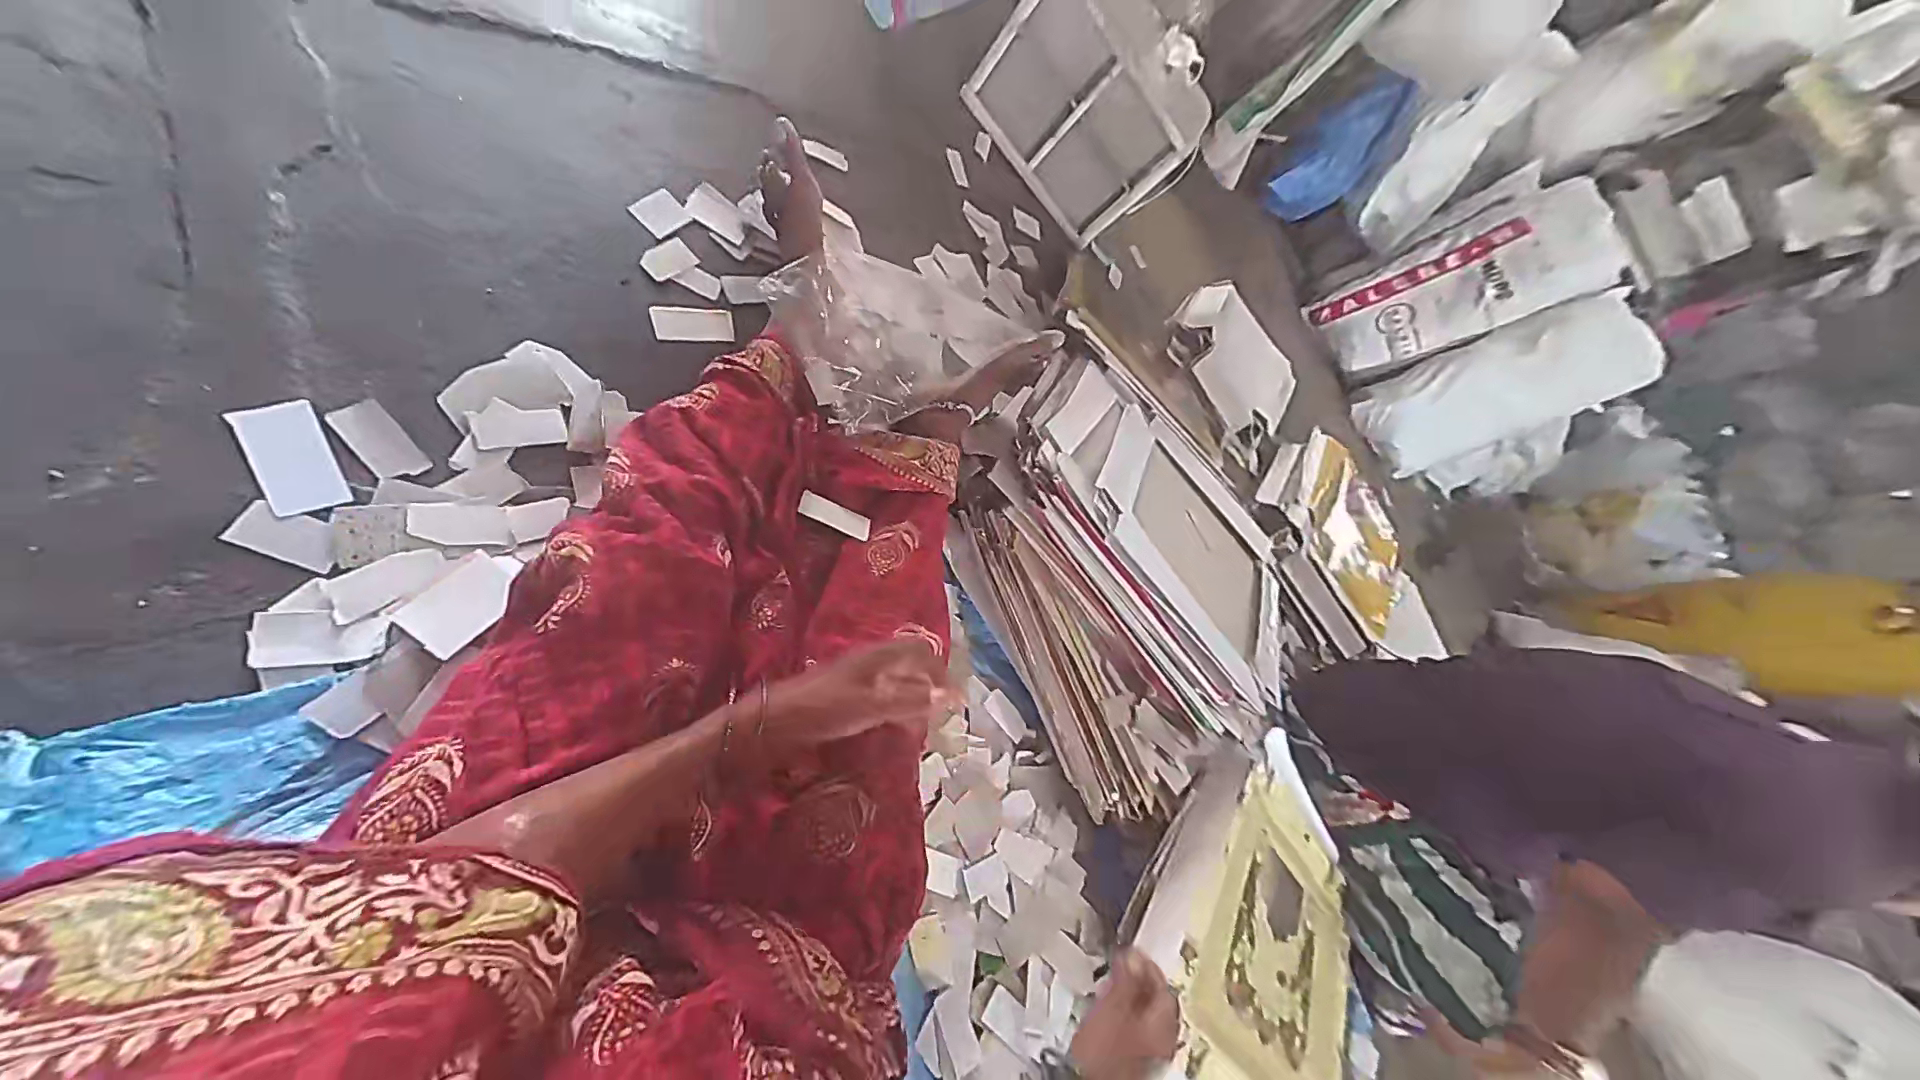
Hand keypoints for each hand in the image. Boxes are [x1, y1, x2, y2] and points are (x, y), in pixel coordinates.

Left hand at [751, 640, 952, 757]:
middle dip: (930, 686)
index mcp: (878, 657)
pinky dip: (896, 710)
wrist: (775, 722)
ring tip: (923, 726)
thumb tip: (950, 696)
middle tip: (942, 714)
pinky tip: (895, 730)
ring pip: (897, 682)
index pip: (920, 650)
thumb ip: (911, 700)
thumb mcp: (872, 705)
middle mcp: (870, 663)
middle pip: (910, 666)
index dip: (941, 669)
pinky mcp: (845, 697)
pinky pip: (882, 698)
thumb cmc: (824, 708)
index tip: (955, 698)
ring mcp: (856, 679)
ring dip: (914, 700)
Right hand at [1069, 949, 1180, 1079]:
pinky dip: (1127, 1009)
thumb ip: (1126, 978)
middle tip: (1122, 963)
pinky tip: (1112, 1006)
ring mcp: (1151, 1049)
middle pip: (1157, 999)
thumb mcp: (1114, 1005)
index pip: (1162, 985)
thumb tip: (1133, 954)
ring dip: (1133, 992)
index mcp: (1163, 1023)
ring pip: (1147, 1011)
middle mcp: (1163, 1038)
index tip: (1131, 950)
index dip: (1147, 964)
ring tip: (1113, 981)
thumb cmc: (1105, 1045)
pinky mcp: (1137, 1055)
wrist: (1091, 1078)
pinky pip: (1138, 1024)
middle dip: (1140, 978)